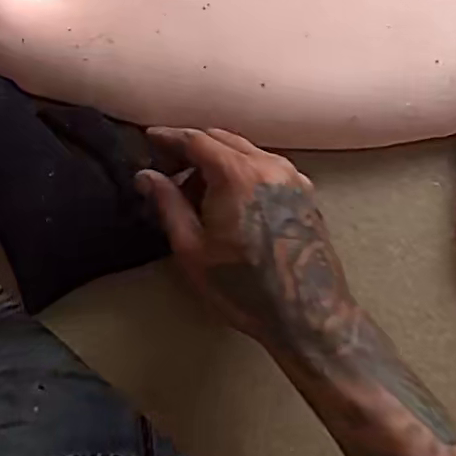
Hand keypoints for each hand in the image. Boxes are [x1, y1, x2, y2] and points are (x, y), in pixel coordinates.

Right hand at [137, 128, 358, 359]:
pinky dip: (239, 167)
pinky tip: (227, 196)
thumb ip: (166, 203)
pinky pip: (263, 164)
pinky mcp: (305, 191)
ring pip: (243, 149)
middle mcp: (267, 165)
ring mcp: (291, 176)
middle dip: (191, 146)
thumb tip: (145, 176)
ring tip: (195, 187)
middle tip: (167, 166)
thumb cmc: (243, 287)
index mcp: (236, 174)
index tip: (149, 138)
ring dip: (215, 157)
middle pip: (220, 138)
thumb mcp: (191, 248)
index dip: (168, 137)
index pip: (195, 139)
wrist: (310, 319)